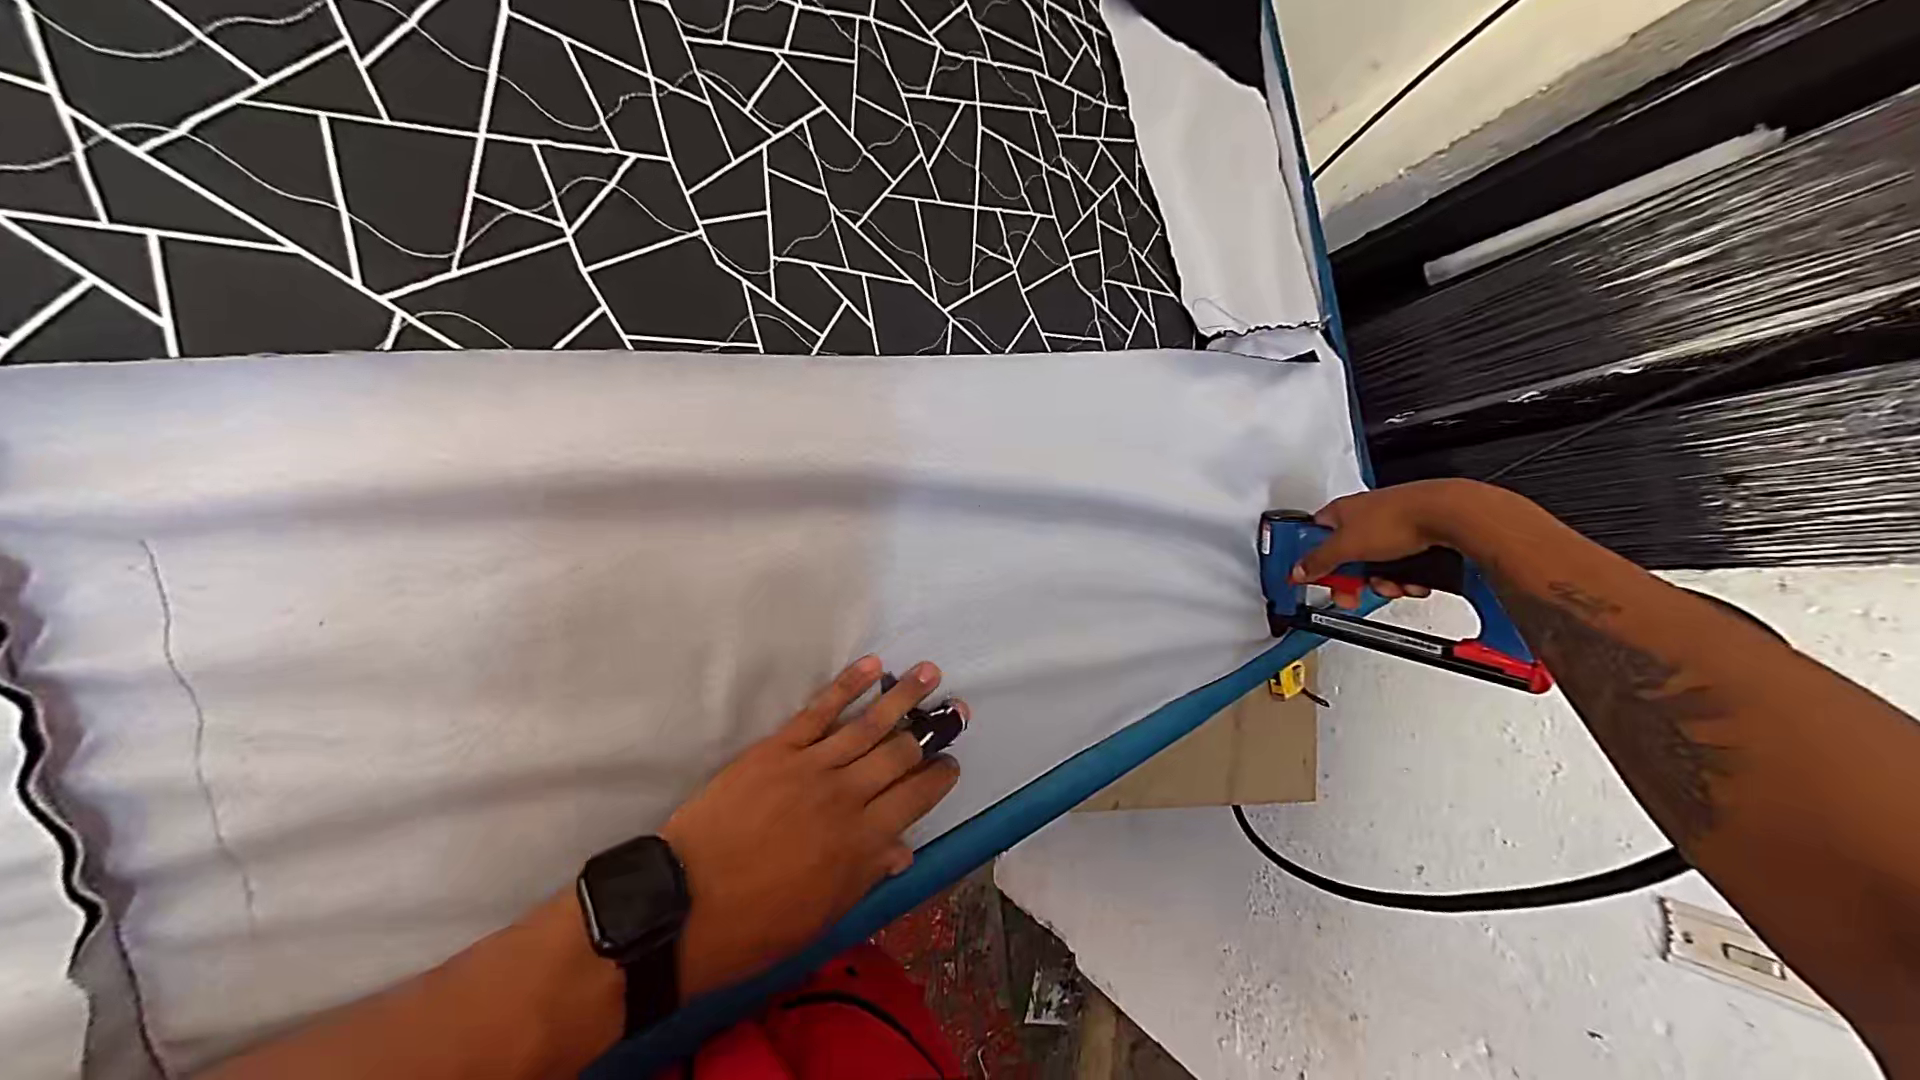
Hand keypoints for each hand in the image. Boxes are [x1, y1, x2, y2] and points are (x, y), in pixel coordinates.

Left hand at [656, 656, 964, 998]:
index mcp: (862, 842)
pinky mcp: (777, 749)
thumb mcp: (823, 916)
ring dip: (902, 695)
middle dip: (934, 729)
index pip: (916, 797)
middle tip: (956, 709)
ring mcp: (811, 768)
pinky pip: (819, 711)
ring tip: (929, 672)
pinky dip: (846, 686)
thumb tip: (902, 851)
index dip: (939, 775)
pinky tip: (871, 666)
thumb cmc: (755, 924)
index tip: (951, 760)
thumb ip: (866, 875)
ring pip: (868, 725)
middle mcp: (847, 797)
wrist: (682, 906)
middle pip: (900, 754)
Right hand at [1291, 480, 1500, 608]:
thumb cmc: (1401, 517)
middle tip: (1350, 591)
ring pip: (1373, 565)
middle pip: (1344, 556)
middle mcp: (1363, 516)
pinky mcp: (1414, 538)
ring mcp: (1389, 527)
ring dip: (1379, 582)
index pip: (1310, 536)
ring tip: (1390, 585)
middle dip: (1350, 579)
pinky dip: (1404, 578)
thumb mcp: (1346, 546)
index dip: (1308, 558)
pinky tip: (1409, 581)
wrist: (1452, 515)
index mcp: (1339, 511)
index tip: (1308, 575)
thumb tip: (1299, 570)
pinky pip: (1399, 566)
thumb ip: (1318, 561)